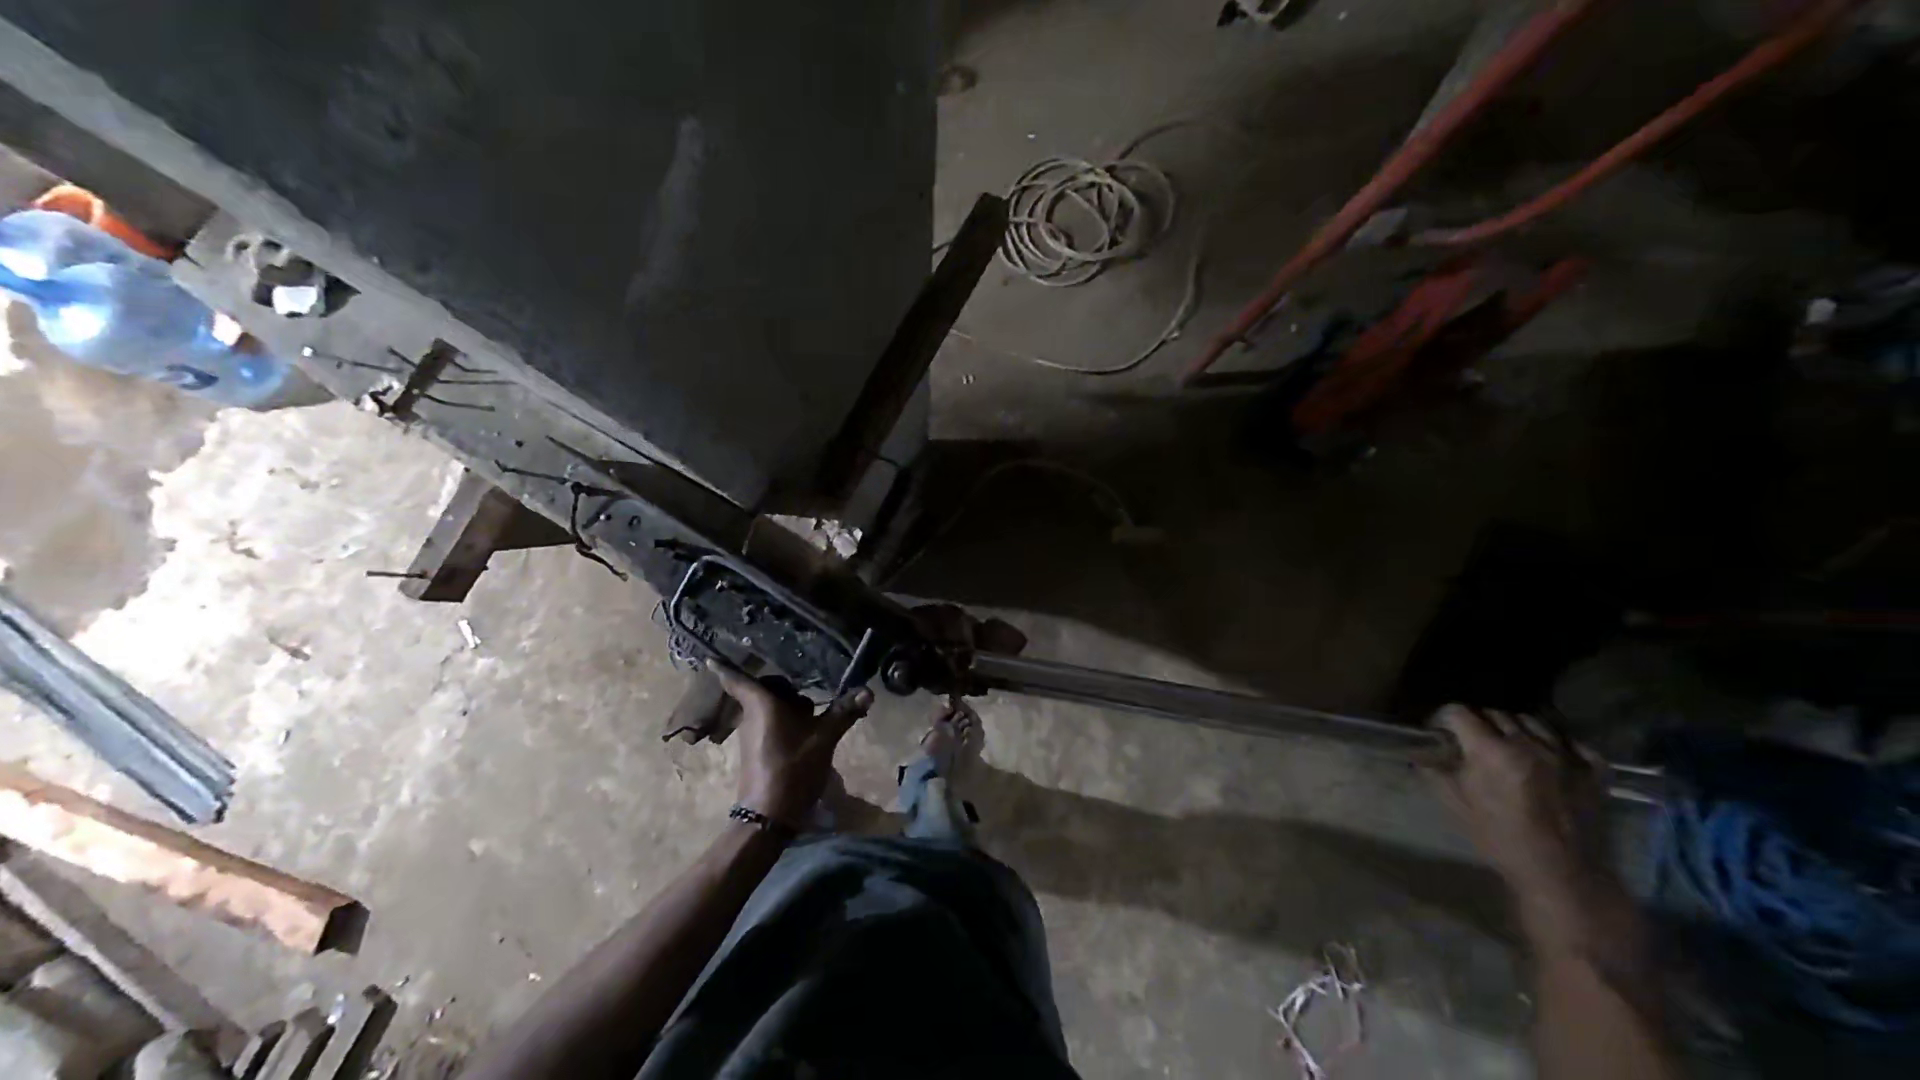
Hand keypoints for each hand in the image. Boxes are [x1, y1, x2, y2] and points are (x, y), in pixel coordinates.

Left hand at [711, 665, 871, 827]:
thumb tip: (867, 691)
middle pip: (763, 692)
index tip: (710, 655)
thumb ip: (844, 712)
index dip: (724, 666)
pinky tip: (808, 732)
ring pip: (768, 709)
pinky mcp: (757, 752)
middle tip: (806, 685)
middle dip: (782, 688)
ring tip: (815, 711)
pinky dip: (786, 722)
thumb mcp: (824, 738)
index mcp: (762, 705)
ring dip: (788, 707)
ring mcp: (752, 736)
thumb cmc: (793, 767)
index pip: (738, 680)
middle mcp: (752, 716)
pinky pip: (770, 725)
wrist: (770, 814)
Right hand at [1426, 705, 1613, 933]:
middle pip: (1494, 714)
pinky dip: (1555, 744)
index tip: (1439, 733)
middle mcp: (1527, 744)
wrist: (1561, 872)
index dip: (1443, 719)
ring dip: (1514, 729)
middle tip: (1471, 743)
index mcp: (1491, 751)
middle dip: (1477, 723)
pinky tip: (1547, 758)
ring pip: (1531, 722)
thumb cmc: (1500, 838)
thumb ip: (1436, 772)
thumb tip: (1421, 754)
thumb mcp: (1456, 805)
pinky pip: (1570, 742)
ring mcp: (1564, 755)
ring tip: (1510, 748)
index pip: (1458, 712)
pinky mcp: (1592, 770)